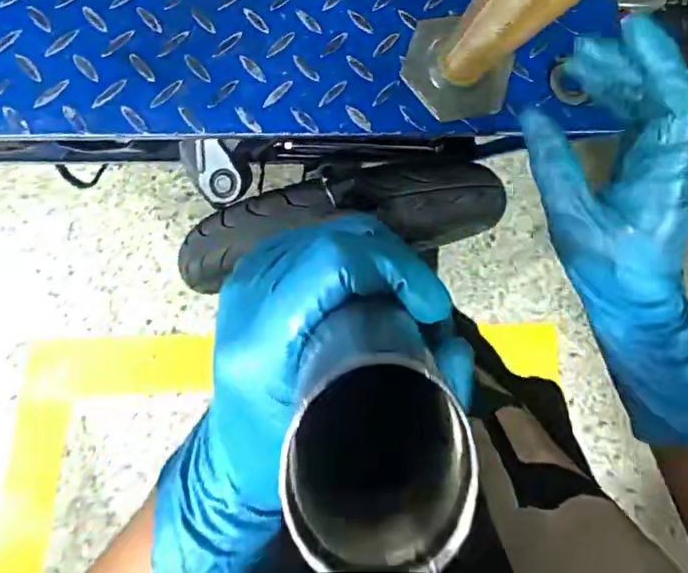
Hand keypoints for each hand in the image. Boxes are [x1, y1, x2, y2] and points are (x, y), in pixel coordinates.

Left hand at [152, 215, 473, 572]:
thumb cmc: (287, 458)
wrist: (232, 458)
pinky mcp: (255, 270)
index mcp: (264, 334)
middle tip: (426, 308)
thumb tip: (455, 348)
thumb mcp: (351, 442)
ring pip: (329, 230)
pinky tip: (375, 290)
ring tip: (405, 301)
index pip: (333, 260)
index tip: (432, 307)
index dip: (394, 269)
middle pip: (336, 236)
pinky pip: (317, 238)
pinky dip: (358, 256)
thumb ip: (416, 400)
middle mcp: (250, 291)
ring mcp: (249, 274)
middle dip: (396, 263)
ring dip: (379, 258)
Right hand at [519, 15, 687, 447]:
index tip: (633, 31)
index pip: (677, 108)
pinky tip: (585, 90)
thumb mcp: (571, 217)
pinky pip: (635, 121)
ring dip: (616, 79)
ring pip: (648, 107)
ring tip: (576, 60)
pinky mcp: (646, 167)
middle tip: (581, 45)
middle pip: (660, 99)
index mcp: (663, 173)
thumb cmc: (608, 267)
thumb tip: (532, 113)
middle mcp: (670, 161)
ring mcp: (660, 163)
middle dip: (626, 65)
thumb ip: (553, 163)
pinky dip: (612, 99)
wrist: (634, 303)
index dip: (660, 65)